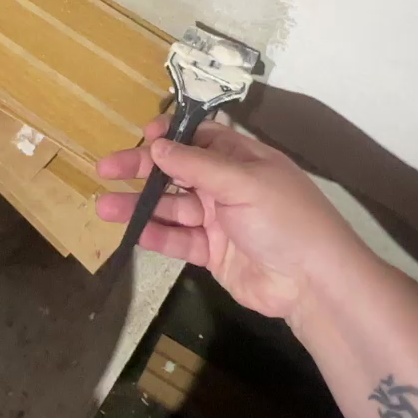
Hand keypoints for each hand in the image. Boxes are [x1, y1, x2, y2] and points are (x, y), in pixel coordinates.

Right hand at [96, 117, 367, 320]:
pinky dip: (156, 234)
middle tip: (106, 169)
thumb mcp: (243, 182)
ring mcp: (219, 220)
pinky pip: (179, 239)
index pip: (199, 138)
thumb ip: (197, 164)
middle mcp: (227, 185)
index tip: (143, 136)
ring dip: (139, 206)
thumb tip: (157, 144)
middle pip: (177, 171)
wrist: (314, 282)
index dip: (171, 135)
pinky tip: (132, 232)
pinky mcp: (212, 253)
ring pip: (172, 207)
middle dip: (142, 169)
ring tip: (103, 206)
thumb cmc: (285, 218)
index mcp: (241, 159)